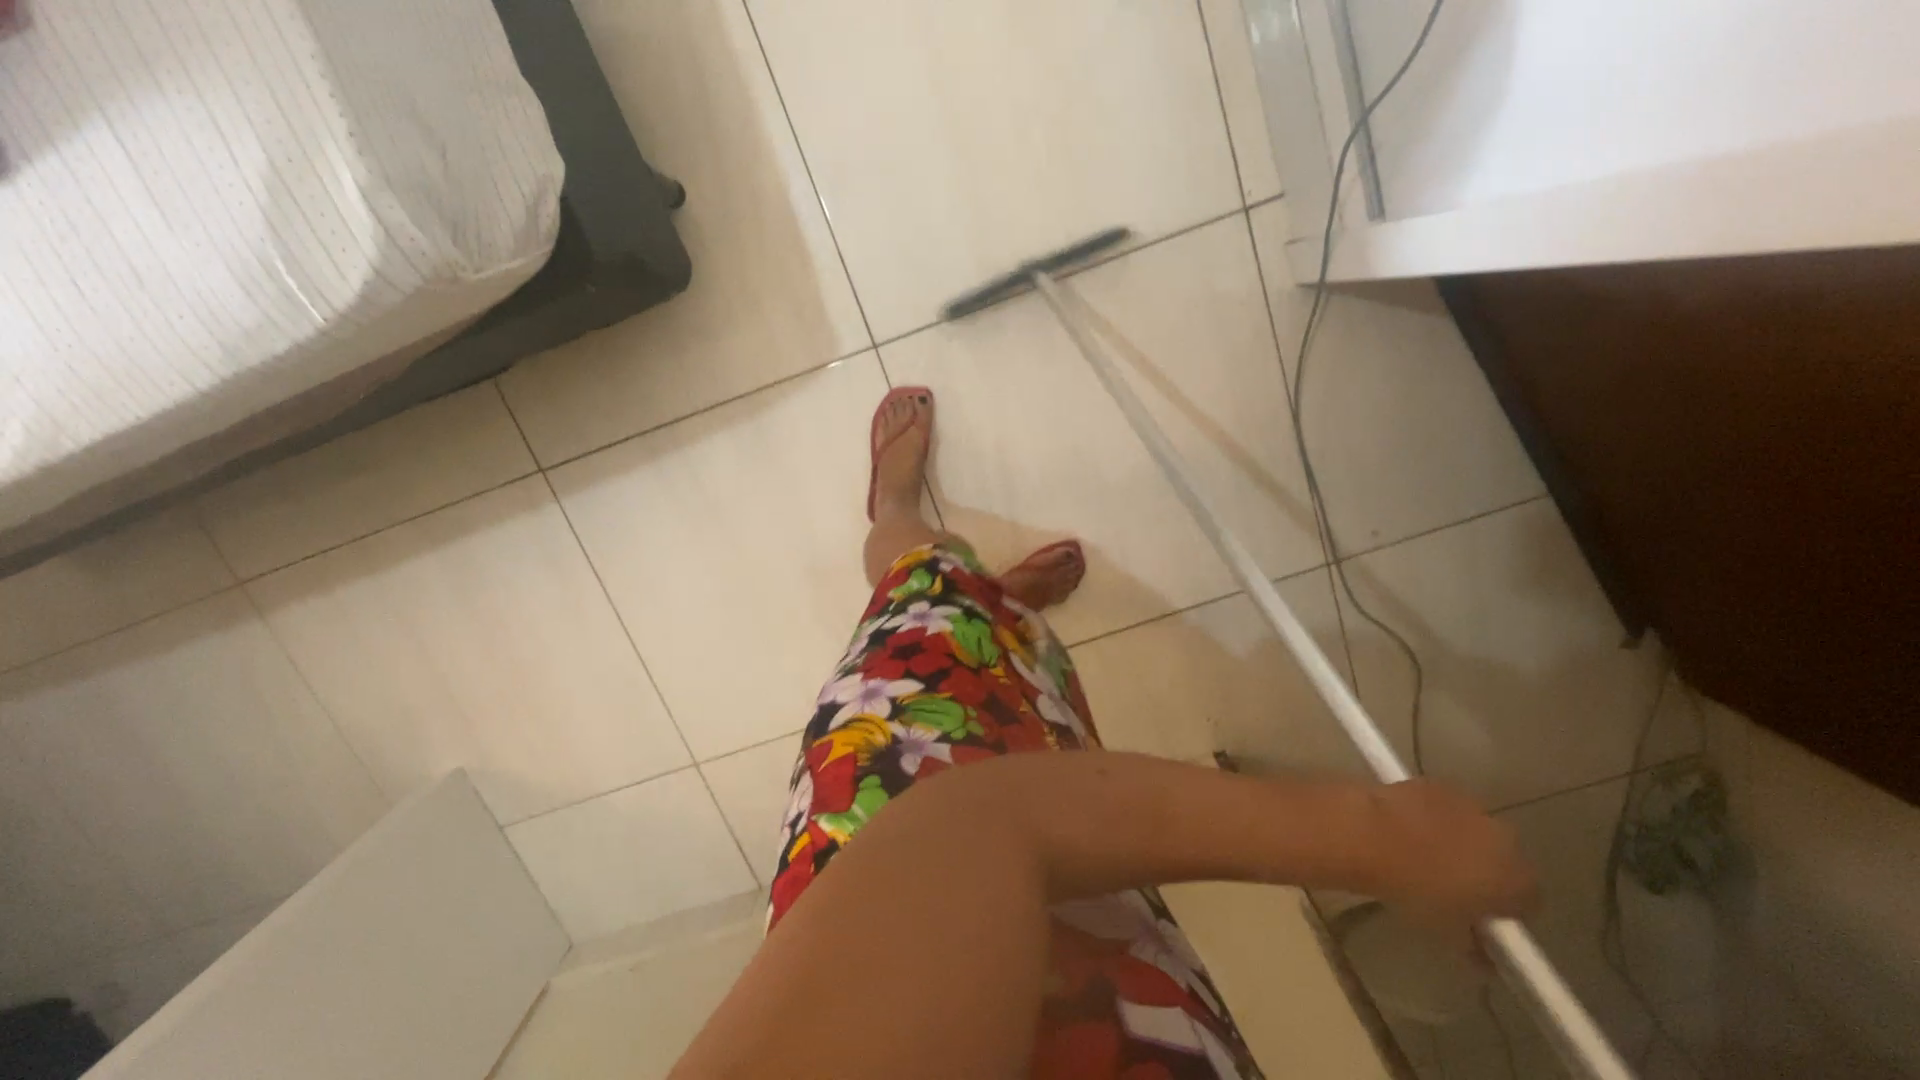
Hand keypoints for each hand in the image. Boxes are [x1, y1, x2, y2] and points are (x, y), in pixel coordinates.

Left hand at [1364, 779, 1537, 964]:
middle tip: (1451, 884)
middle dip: (1486, 871)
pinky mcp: (1442, 784)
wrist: (1372, 834)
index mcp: (1517, 880)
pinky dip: (1435, 815)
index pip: (1529, 900)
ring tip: (1424, 852)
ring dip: (1462, 840)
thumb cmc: (1413, 890)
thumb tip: (1484, 961)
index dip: (1506, 910)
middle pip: (1505, 859)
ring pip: (1477, 830)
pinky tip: (1408, 825)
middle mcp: (1506, 839)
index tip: (1482, 916)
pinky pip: (1448, 806)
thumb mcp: (1445, 932)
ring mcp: (1474, 806)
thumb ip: (1473, 947)